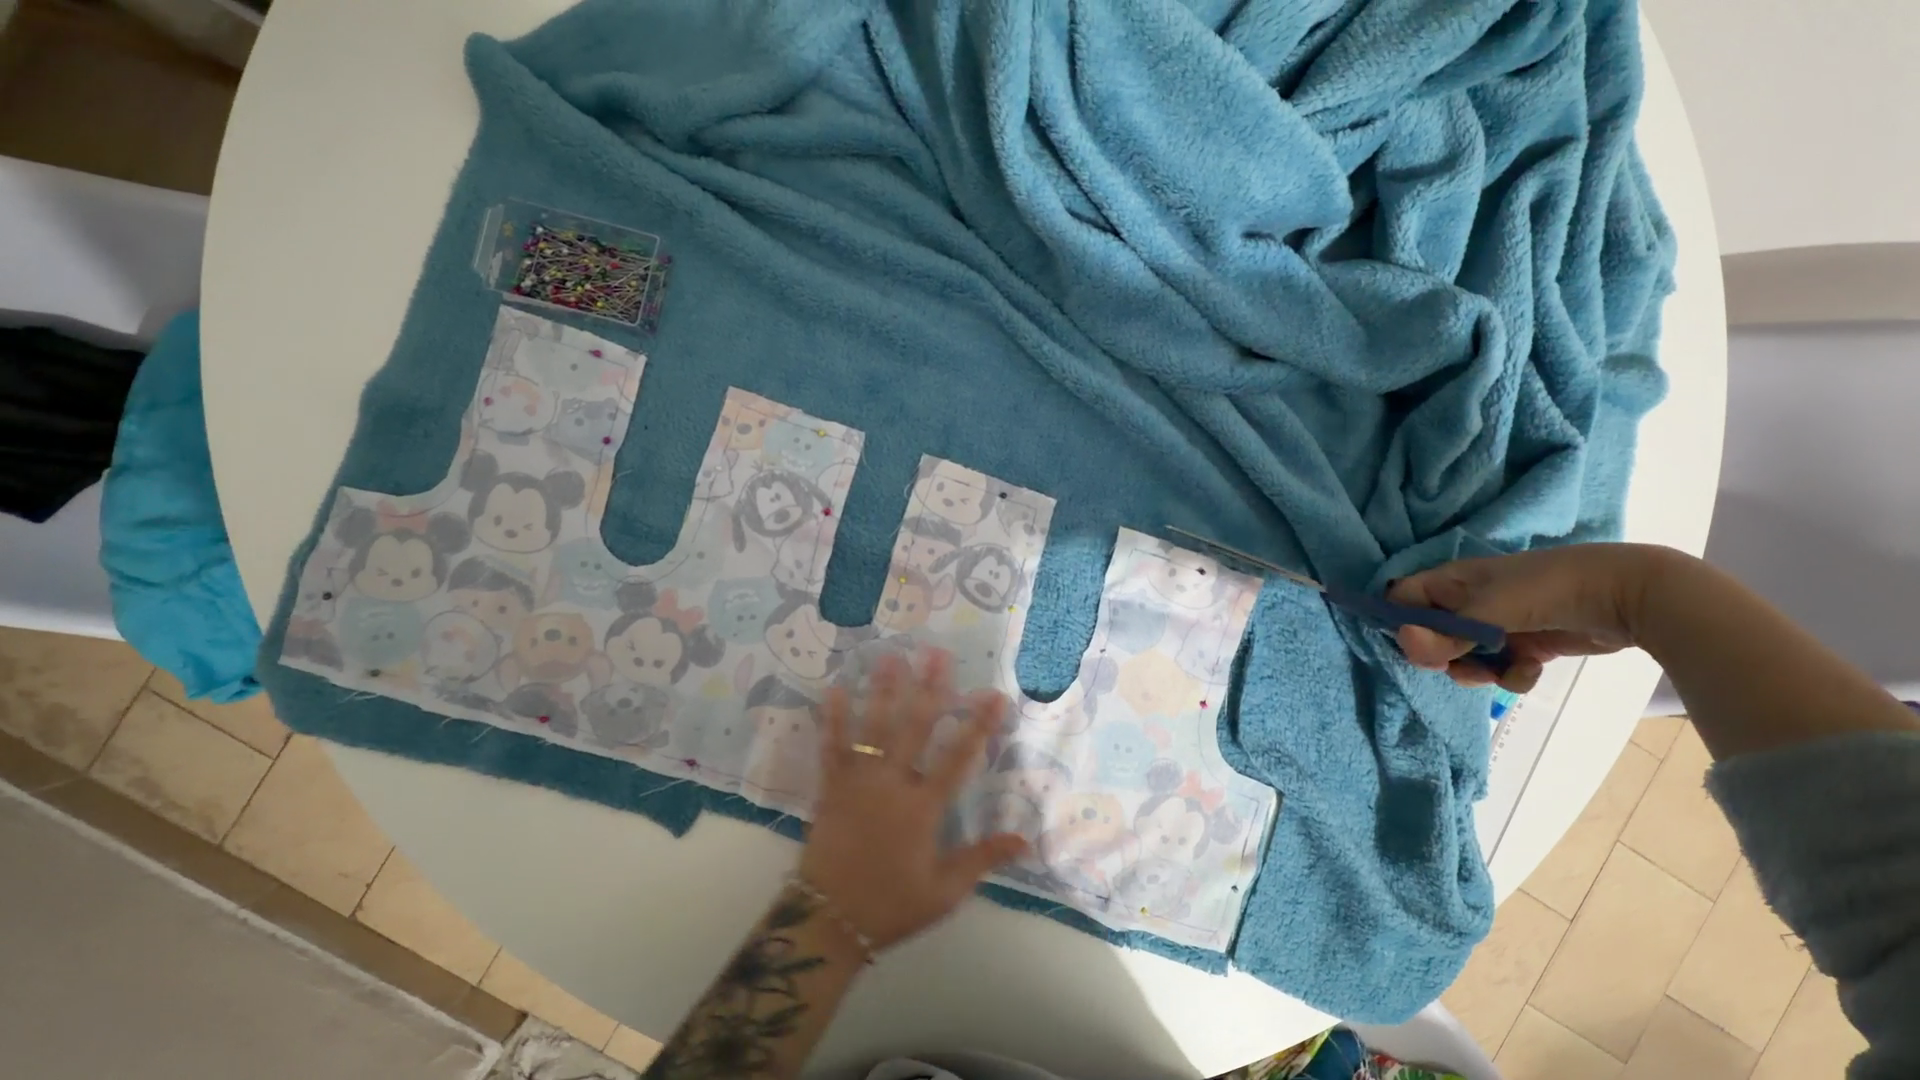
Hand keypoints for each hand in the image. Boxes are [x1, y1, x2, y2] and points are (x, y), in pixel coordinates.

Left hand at [798, 652, 1027, 951]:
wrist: (827, 920)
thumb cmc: (891, 906)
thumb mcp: (944, 891)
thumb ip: (982, 859)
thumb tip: (1024, 839)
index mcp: (923, 809)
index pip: (959, 759)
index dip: (979, 725)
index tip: (995, 695)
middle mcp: (892, 785)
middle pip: (915, 728)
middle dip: (929, 689)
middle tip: (938, 653)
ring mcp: (858, 782)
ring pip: (874, 728)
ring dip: (884, 691)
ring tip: (891, 656)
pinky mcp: (830, 788)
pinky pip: (832, 747)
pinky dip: (833, 719)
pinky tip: (835, 689)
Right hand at [1386, 542, 1687, 692]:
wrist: (1626, 594)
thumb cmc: (1546, 589)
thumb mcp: (1489, 611)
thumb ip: (1446, 634)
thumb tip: (1404, 645)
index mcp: (1451, 581)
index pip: (1402, 600)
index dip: (1400, 624)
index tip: (1415, 647)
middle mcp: (1469, 601)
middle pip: (1431, 636)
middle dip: (1443, 657)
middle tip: (1460, 666)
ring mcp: (1498, 623)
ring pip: (1465, 657)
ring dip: (1477, 672)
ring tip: (1499, 674)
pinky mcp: (1527, 643)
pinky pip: (1502, 666)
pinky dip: (1511, 674)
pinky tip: (1531, 671)